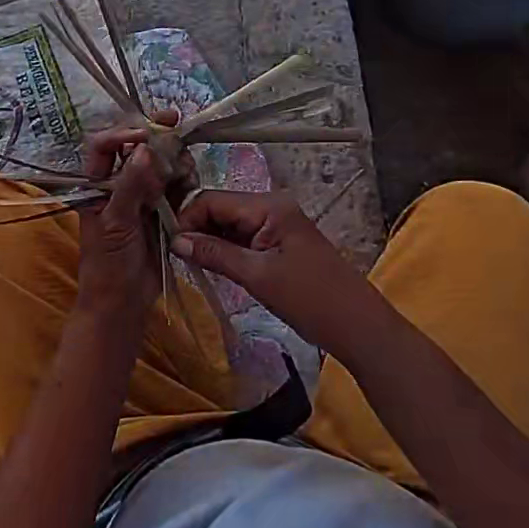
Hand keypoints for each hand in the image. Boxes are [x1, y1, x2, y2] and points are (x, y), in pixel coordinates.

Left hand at [75, 111, 177, 322]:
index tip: (147, 133)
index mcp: (96, 184)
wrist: (123, 302)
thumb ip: (130, 186)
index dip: (122, 134)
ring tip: (186, 165)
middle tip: (176, 122)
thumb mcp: (117, 223)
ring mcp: (141, 196)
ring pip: (158, 164)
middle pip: (135, 148)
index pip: (103, 146)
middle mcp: (118, 184)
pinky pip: (174, 185)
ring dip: (173, 158)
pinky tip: (191, 180)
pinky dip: (184, 179)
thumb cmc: (108, 263)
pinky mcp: (162, 209)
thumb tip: (145, 149)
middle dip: (155, 136)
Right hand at [170, 190, 367, 347]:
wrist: (359, 327)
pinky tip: (210, 266)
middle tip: (174, 257)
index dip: (186, 219)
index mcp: (268, 205)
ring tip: (188, 263)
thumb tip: (175, 241)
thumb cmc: (310, 299)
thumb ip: (214, 253)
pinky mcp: (276, 243)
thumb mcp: (257, 276)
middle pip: (218, 209)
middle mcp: (270, 206)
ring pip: (227, 224)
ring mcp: (274, 225)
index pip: (211, 199)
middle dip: (194, 229)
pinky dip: (223, 250)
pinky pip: (240, 238)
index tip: (169, 246)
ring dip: (207, 241)